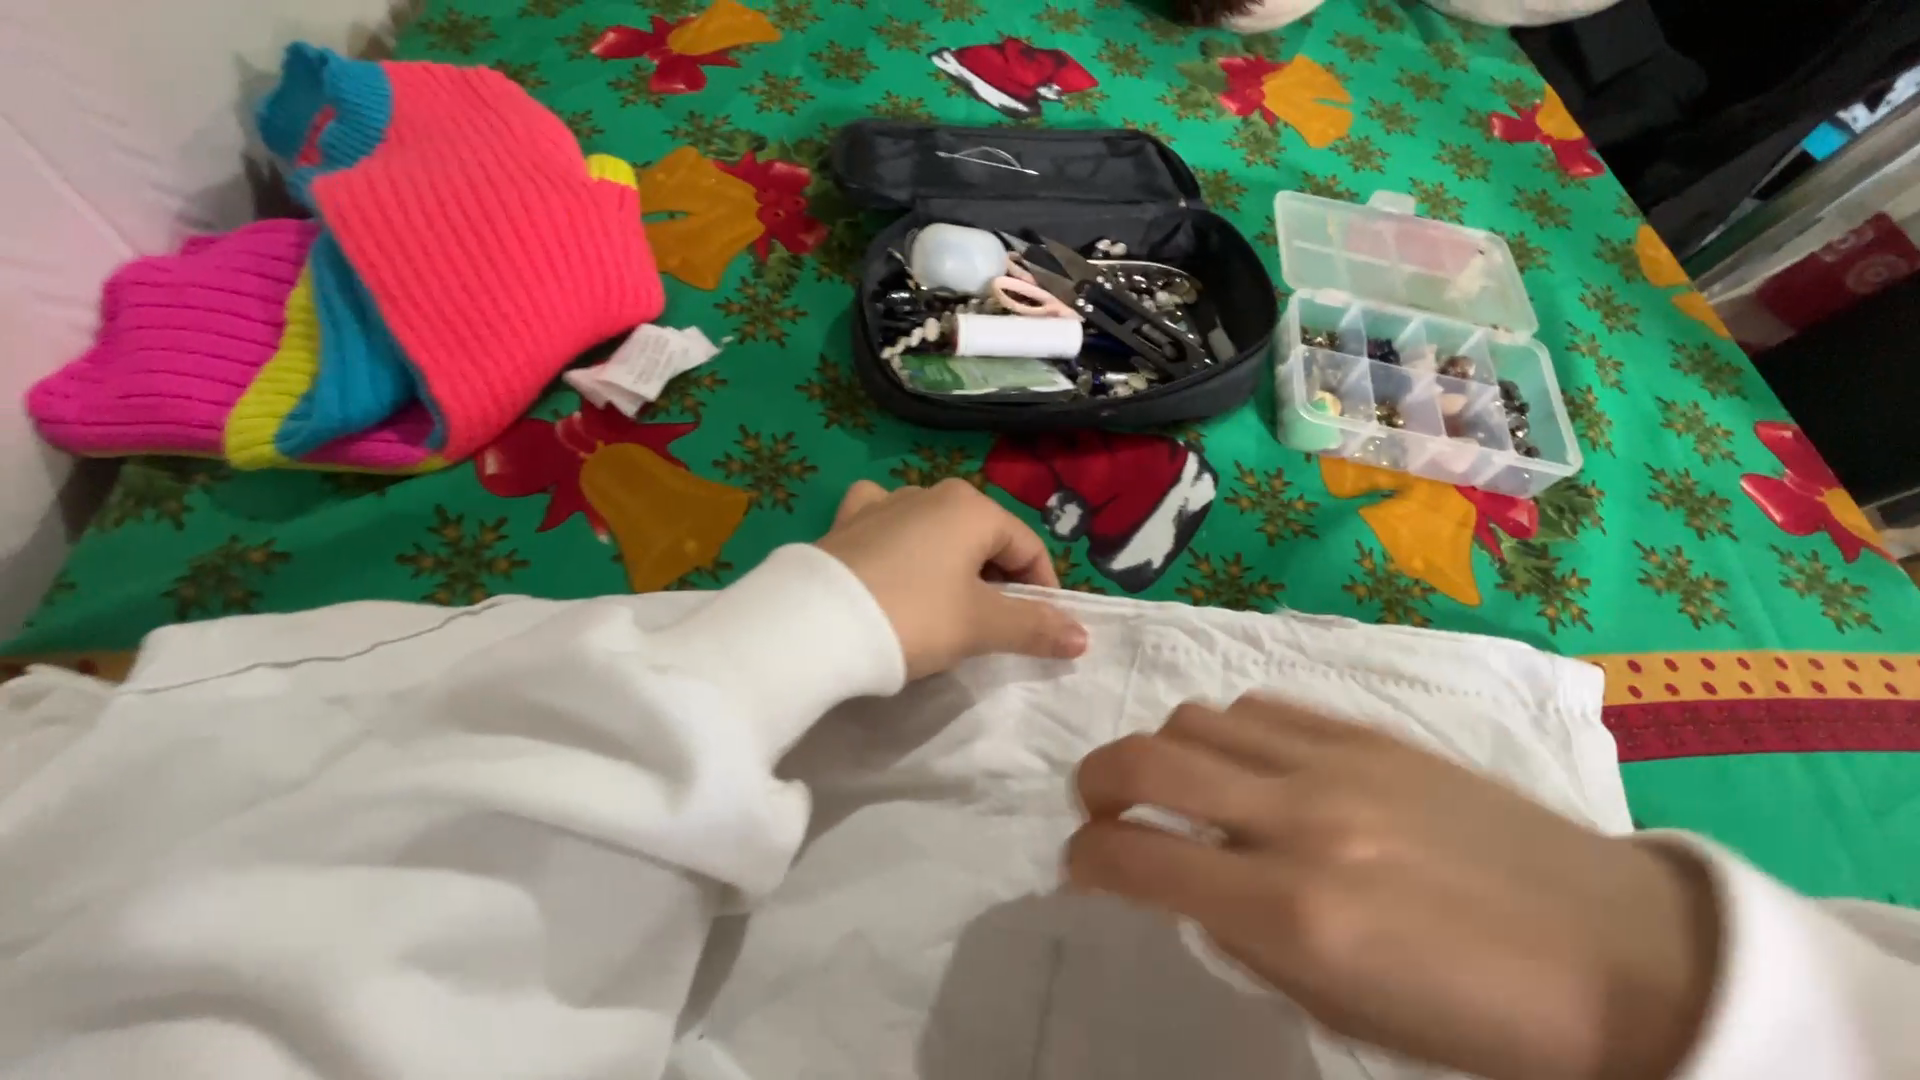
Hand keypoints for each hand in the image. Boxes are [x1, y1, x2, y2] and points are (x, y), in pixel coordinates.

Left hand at [815, 479, 1088, 680]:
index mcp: (971, 508)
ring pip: (935, 531)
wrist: (814, 624)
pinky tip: (892, 564)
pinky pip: (887, 527)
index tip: (1039, 632)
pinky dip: (899, 544)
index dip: (1042, 591)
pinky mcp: (845, 523)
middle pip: (982, 538)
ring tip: (941, 609)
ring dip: (949, 565)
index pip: (1027, 548)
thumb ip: (1034, 627)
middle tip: (988, 627)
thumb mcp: (980, 627)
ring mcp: (882, 503)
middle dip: (995, 580)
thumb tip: (1083, 637)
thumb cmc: (913, 617)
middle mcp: (929, 492)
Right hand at [1067, 696, 1720, 1079]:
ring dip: (1163, 752)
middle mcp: (1301, 819)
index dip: (1087, 859)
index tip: (1081, 866)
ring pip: (1198, 719)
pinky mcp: (1372, 734)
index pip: (1139, 859)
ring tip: (1177, 784)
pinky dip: (1226, 732)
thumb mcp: (1340, 1013)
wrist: (1623, 955)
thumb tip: (1181, 887)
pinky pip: (1262, 707)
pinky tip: (1246, 764)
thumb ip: (1243, 940)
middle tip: (1097, 807)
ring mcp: (1337, 763)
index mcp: (1295, 910)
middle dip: (1097, 783)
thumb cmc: (1477, 1018)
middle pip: (1149, 761)